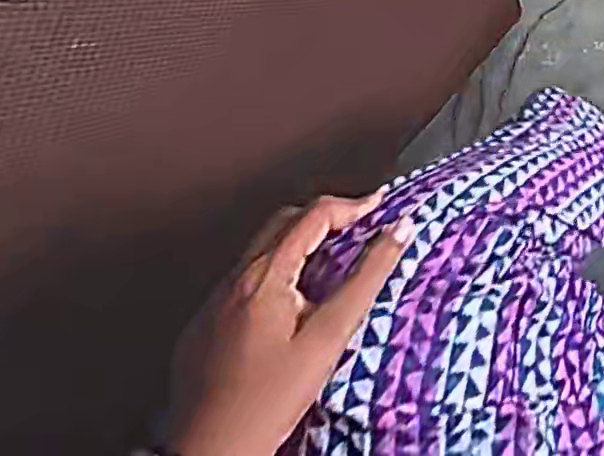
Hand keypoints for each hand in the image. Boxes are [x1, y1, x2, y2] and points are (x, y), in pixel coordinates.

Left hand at [167, 195, 412, 455]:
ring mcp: (212, 305)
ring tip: (333, 255)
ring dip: (301, 239)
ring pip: (262, 248)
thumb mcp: (331, 334)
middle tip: (359, 223)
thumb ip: (369, 276)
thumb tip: (402, 229)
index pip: (314, 215)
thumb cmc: (271, 400)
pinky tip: (293, 298)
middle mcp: (233, 282)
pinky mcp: (202, 329)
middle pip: (285, 221)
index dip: (353, 205)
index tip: (381, 204)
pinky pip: (244, 279)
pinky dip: (277, 268)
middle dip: (326, 215)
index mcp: (265, 276)